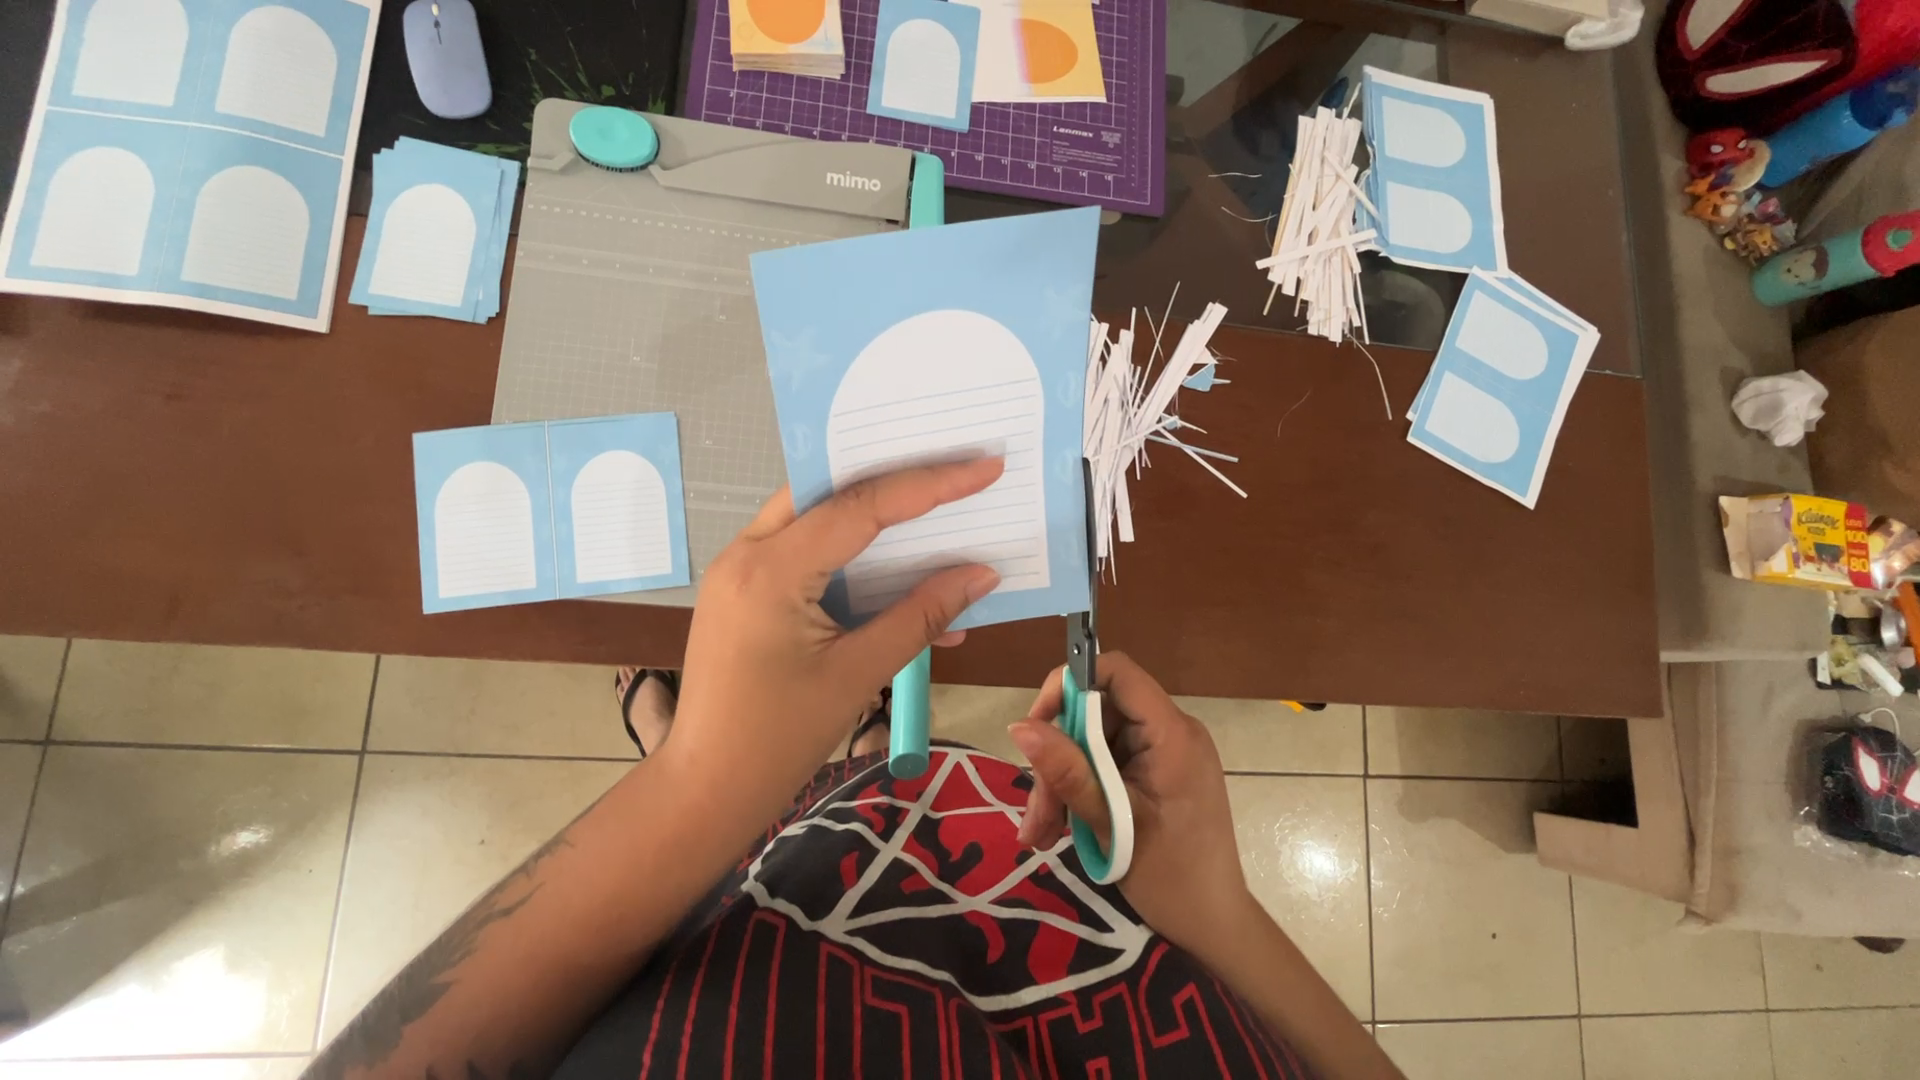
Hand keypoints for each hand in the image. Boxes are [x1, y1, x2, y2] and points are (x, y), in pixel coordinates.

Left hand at [661, 458, 1003, 815]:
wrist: (707, 789)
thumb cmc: (779, 739)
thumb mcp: (859, 673)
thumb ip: (922, 616)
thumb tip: (983, 575)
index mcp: (771, 571)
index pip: (860, 506)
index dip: (929, 484)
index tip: (985, 467)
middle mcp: (747, 553)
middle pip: (830, 493)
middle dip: (896, 480)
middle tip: (955, 470)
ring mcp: (740, 570)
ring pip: (816, 517)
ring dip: (875, 519)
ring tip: (936, 517)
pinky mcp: (745, 591)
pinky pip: (806, 555)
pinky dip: (852, 559)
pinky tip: (898, 583)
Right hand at [1009, 653, 1257, 959]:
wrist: (1214, 926)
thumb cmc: (1172, 878)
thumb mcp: (1113, 824)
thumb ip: (1068, 772)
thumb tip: (1019, 726)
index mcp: (1171, 734)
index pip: (1117, 672)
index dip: (1070, 684)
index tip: (1036, 724)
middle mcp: (1169, 732)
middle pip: (1095, 714)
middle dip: (1057, 755)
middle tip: (1035, 810)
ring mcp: (1161, 753)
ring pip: (1091, 743)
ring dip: (1061, 782)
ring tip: (1039, 833)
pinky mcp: (1153, 773)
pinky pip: (1104, 764)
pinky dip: (1078, 792)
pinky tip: (1056, 830)